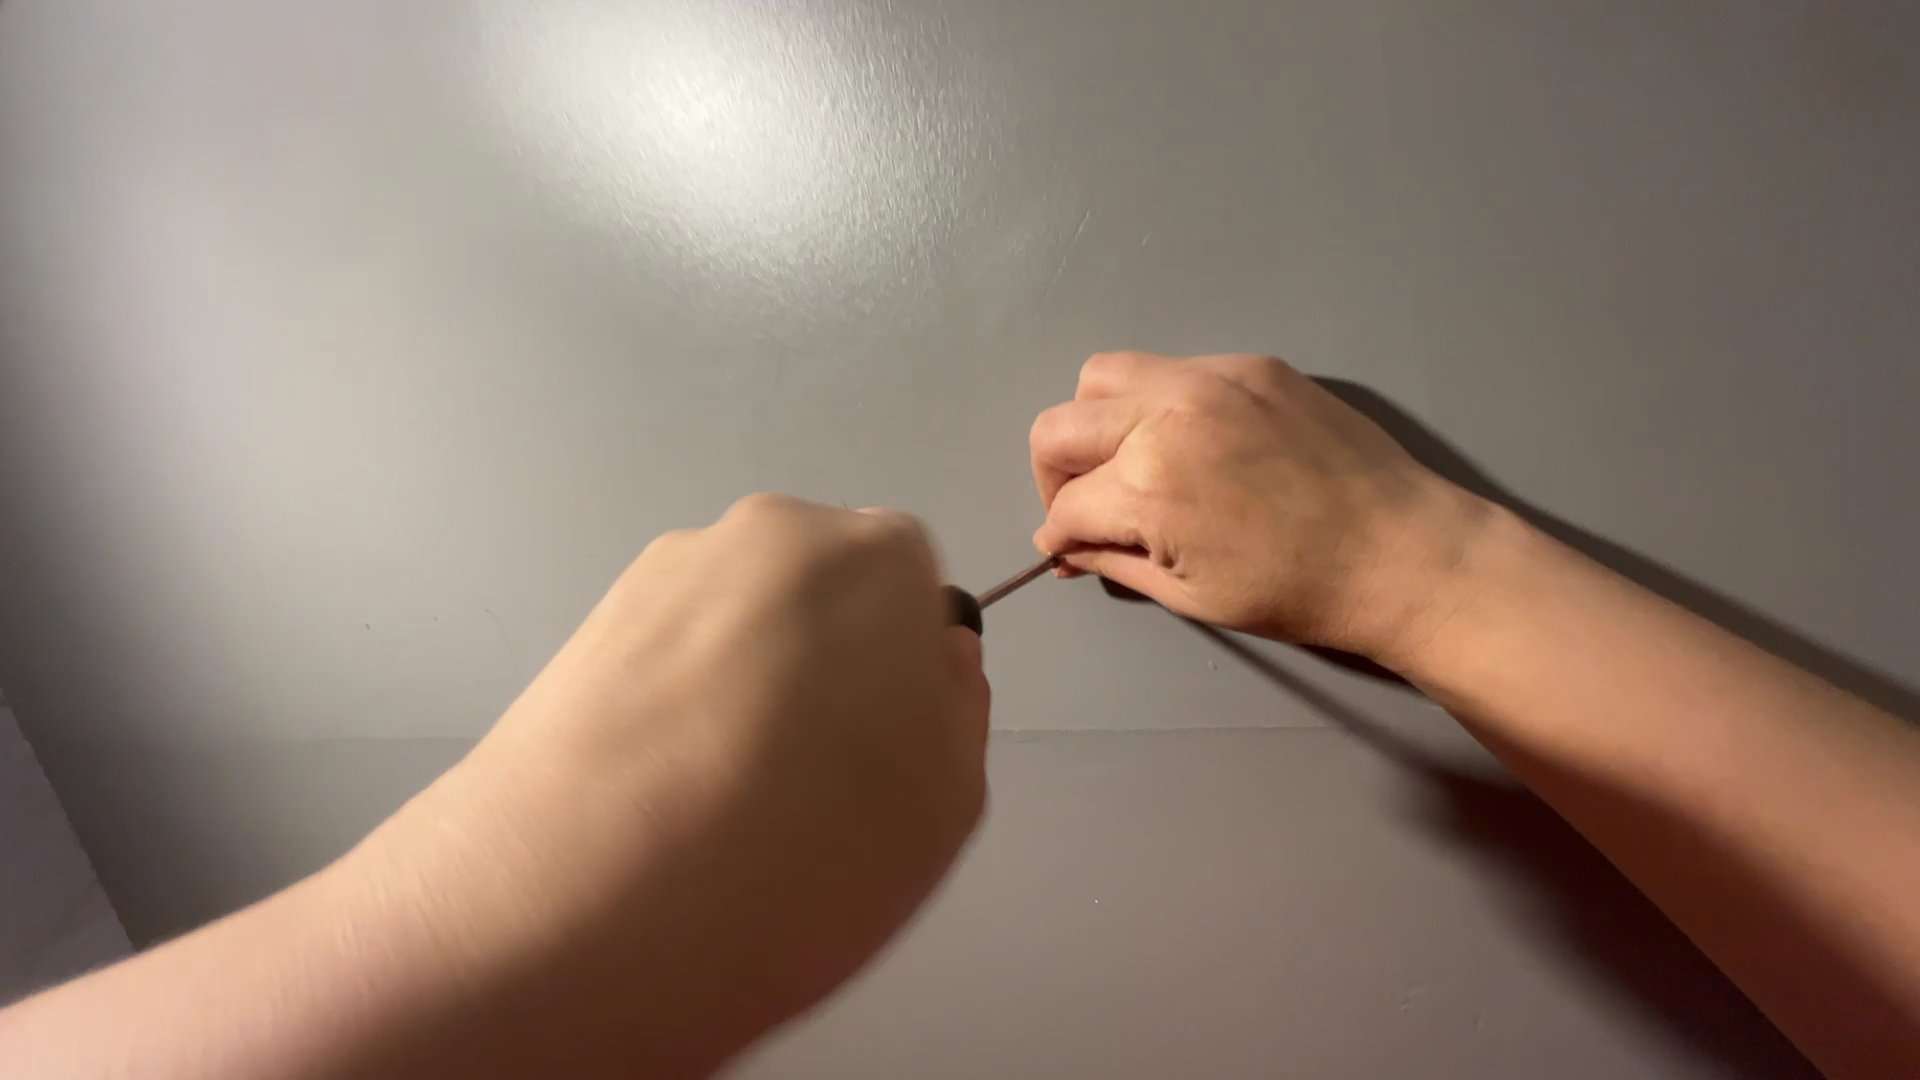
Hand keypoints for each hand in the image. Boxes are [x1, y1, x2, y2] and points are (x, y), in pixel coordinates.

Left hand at [352, 495, 989, 1075]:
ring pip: (754, 607)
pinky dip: (690, 681)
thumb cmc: (802, 849)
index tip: (883, 730)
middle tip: (815, 756)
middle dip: (839, 649)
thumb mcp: (947, 795)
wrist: (570, 907)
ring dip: (761, 667)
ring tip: (729, 776)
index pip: (917, 581)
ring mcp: (676, 562)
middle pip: (834, 583)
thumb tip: (932, 659)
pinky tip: (670, 770)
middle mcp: (777, 530)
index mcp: (877, 555)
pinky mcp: (597, 608)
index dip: (908, 658)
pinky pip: (682, 633)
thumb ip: (961, 702)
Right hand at [1030, 351, 1489, 662]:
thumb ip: (1109, 561)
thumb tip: (1062, 547)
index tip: (1066, 549)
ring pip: (1101, 378)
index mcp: (1146, 487)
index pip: (1064, 505)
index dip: (1058, 536)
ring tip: (1127, 459)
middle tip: (1085, 506)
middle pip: (1057, 430)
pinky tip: (1190, 440)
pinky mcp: (1248, 365)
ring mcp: (1207, 380)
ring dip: (1093, 423)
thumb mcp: (1185, 595)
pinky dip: (1154, 405)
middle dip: (1052, 476)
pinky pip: (1168, 370)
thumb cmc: (1293, 593)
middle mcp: (1162, 417)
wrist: (1403, 553)